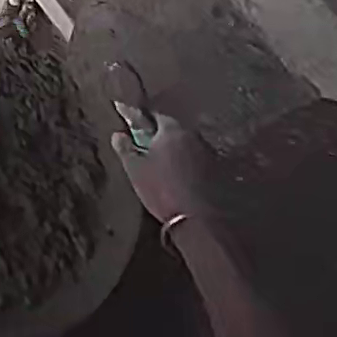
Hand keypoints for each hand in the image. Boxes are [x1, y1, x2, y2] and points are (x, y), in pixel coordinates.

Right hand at [108, 103, 208, 223]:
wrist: (198, 220)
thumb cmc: (161, 189)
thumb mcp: (135, 168)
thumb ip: (125, 148)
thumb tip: (118, 135)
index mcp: (171, 132)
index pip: (157, 117)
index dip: (145, 120)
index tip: (135, 124)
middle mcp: (193, 138)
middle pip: (174, 131)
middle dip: (161, 136)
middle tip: (148, 145)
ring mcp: (208, 155)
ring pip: (187, 146)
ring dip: (176, 150)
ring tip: (164, 162)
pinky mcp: (218, 172)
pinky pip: (197, 160)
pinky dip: (187, 163)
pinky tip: (179, 175)